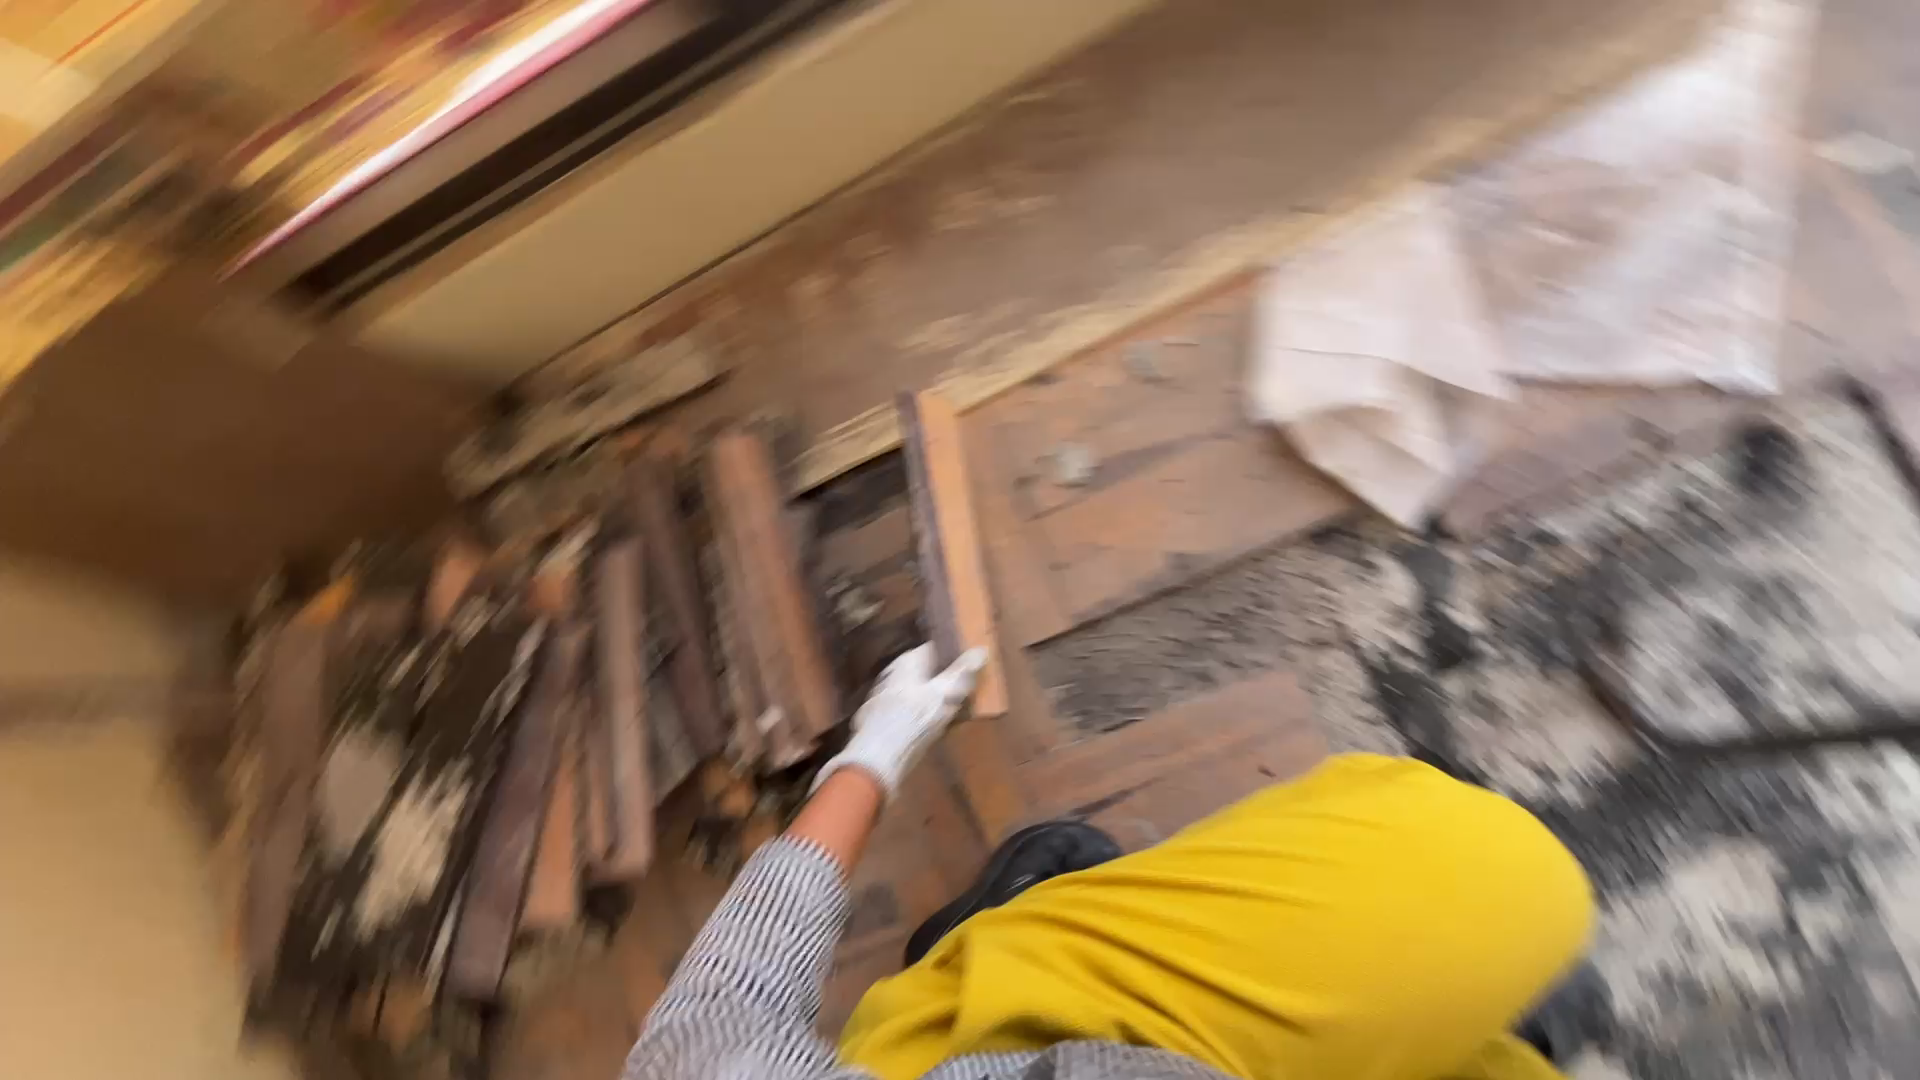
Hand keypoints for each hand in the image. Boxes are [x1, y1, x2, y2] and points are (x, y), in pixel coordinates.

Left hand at [813, 644, 987, 799]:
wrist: (878, 758)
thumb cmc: (915, 720)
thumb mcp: (946, 695)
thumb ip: (962, 673)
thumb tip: (981, 650)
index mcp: (908, 661)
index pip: (933, 648)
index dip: (951, 656)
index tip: (967, 668)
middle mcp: (891, 672)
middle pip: (922, 671)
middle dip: (939, 679)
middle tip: (960, 692)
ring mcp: (881, 695)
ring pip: (911, 691)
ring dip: (926, 698)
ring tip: (947, 712)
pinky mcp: (876, 717)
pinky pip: (902, 710)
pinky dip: (914, 714)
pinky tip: (924, 727)